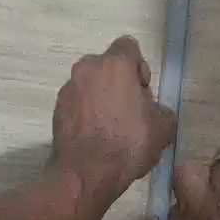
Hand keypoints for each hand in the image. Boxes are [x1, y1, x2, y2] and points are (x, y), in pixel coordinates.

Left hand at [52, 36, 176, 201]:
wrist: (86, 173)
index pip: (128, 46)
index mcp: (114, 64)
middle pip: (107, 66)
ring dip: (101, 98)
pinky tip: (95, 136)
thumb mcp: (162, 128)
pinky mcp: (56, 109)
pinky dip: (86, 112)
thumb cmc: (128, 143)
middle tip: (130, 111)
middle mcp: (86, 68)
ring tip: (111, 127)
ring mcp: (68, 89)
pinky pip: (77, 103)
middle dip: (119, 83)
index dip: (139, 66)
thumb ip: (162, 111)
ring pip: (90, 85)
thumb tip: (156, 112)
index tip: (143, 90)